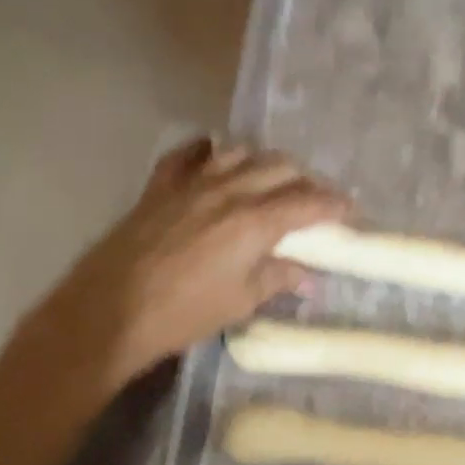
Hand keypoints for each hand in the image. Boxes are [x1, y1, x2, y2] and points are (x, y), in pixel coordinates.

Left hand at [34, 137, 347, 398]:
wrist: (112, 310)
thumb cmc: (184, 313)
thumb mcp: (241, 301)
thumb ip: (278, 278)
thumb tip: (308, 274)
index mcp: (255, 221)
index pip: (308, 202)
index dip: (335, 205)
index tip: (351, 212)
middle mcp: (229, 190)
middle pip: (279, 168)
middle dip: (305, 180)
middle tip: (315, 201)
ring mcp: (191, 183)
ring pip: (239, 153)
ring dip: (264, 162)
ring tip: (272, 180)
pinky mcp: (160, 186)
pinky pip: (189, 155)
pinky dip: (209, 152)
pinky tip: (215, 158)